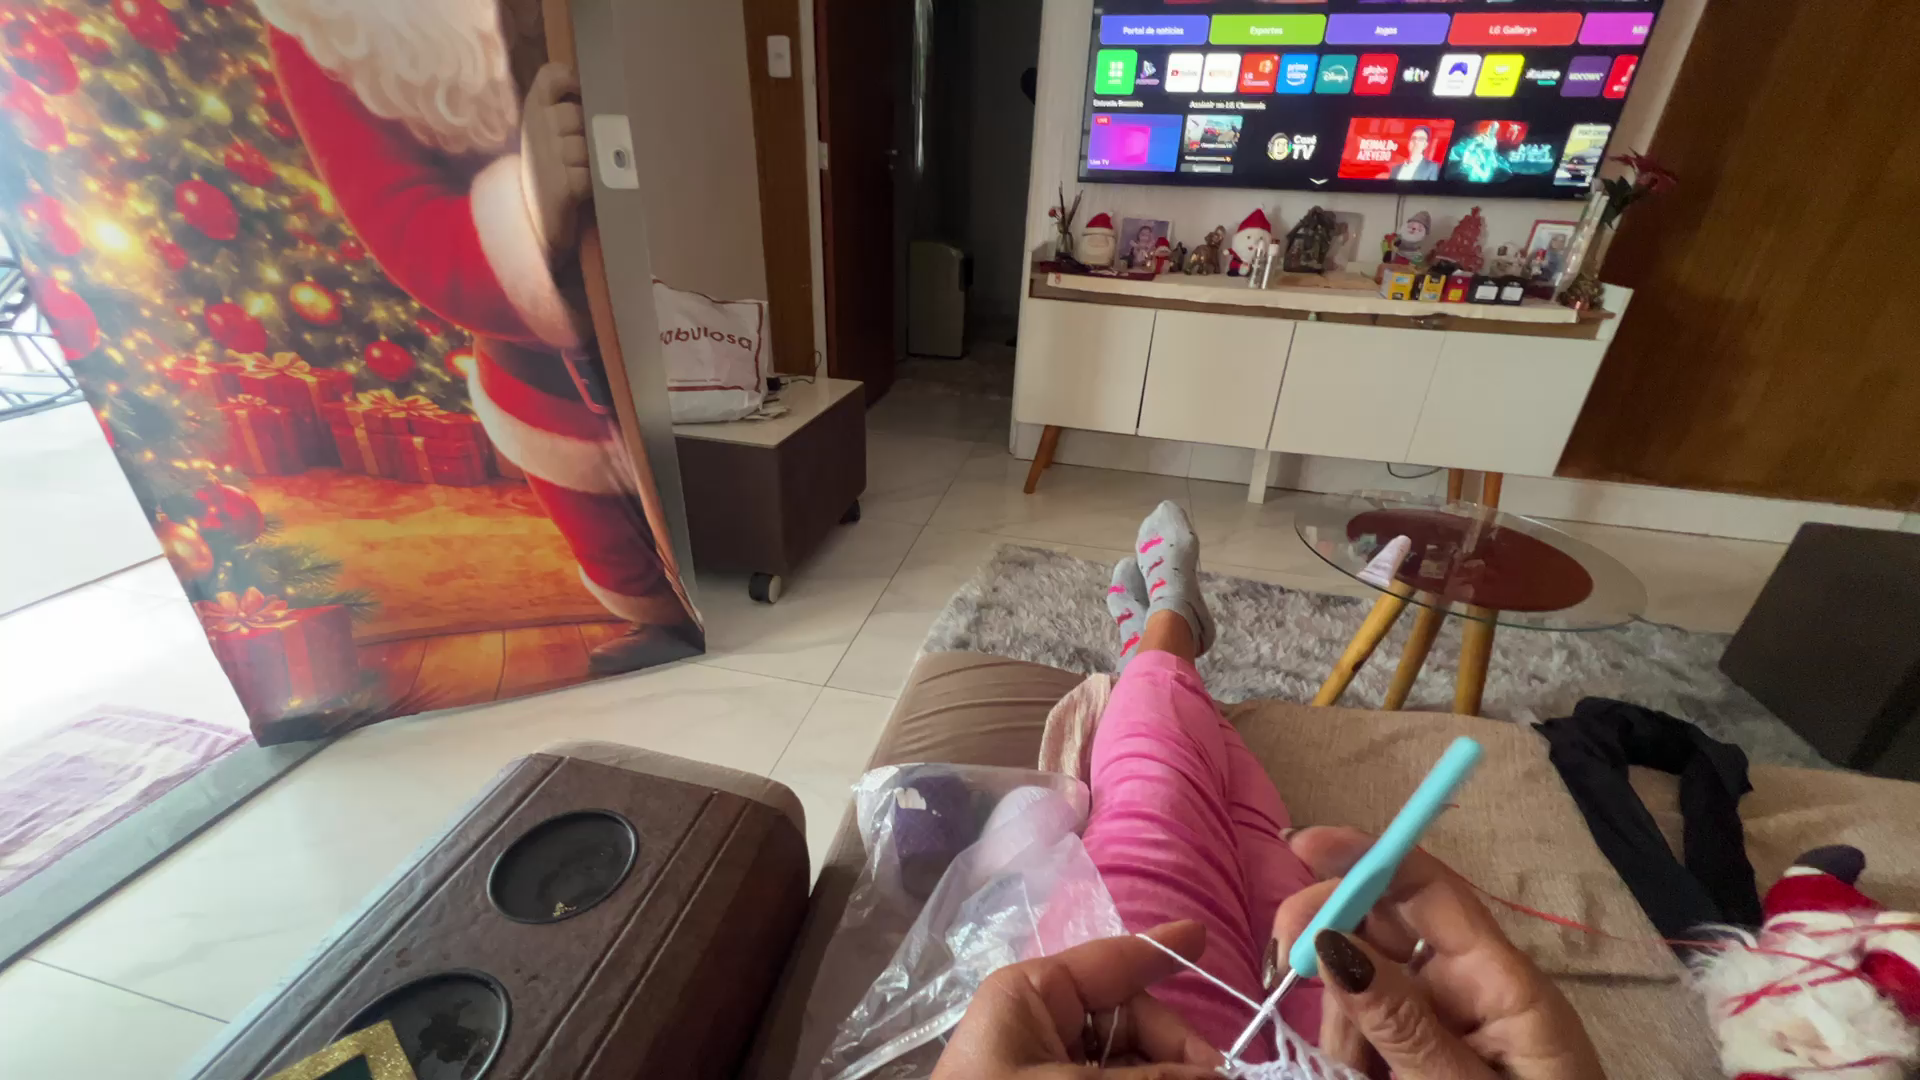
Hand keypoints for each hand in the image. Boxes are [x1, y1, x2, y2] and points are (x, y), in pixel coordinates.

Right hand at [519, 62, 590, 258]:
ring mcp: (546, 157)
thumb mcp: (554, 137)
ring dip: (597, 163)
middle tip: (590, 156)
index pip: (552, 77)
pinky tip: (592, 192)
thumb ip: (570, 116)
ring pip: (588, 146)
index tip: (587, 94)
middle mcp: (536, 128)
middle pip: (579, 116)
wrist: (536, 220)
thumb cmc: (553, 174)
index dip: (572, 80)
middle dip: (592, 135)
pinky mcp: (562, 186)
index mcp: (534, 110)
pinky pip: (593, 175)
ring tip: (590, 176)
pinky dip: (598, 184)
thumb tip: (610, 104)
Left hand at [933, 921, 1225, 1078]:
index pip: (1109, 961)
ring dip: (1168, 1075)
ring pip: (1128, 1064)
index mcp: (1033, 994)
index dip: (1159, 950)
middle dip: (1179, 1052)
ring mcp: (1052, 1069)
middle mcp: (1044, 1026)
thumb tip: (1220, 1076)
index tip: (1204, 936)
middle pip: (1131, 1023)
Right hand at [1271, 828, 1603, 1079]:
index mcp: (1502, 983)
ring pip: (1358, 968)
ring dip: (1334, 1008)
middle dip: (1326, 933)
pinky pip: (1360, 1012)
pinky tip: (1352, 1067)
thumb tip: (1329, 938)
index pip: (1429, 889)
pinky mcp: (1419, 1041)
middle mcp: (1469, 982)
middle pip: (1381, 918)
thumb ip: (1399, 1023)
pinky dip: (1343, 1037)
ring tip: (1348, 1066)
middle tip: (1284, 966)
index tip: (1299, 847)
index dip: (1365, 855)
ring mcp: (1441, 1012)